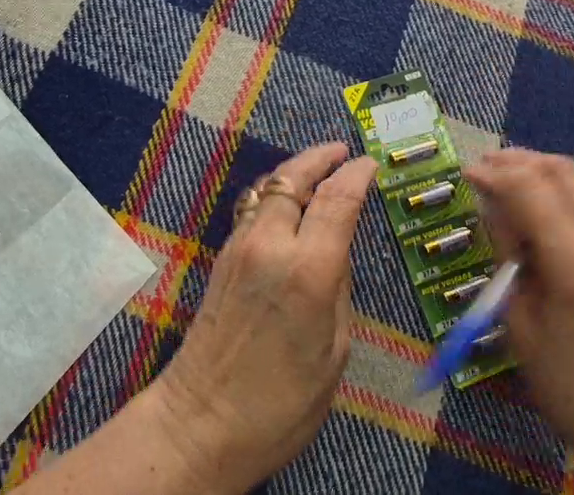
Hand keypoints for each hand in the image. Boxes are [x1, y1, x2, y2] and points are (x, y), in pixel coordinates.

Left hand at [145, 142, 379, 491]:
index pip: (337, 199)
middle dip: (320, 158)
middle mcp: (270, 244)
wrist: (202, 422)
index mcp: (308, 270)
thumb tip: (336, 251)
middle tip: (342, 152)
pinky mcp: (222, 258)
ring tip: (317, 171)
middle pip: (293, 177)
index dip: (358, 174)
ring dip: (294, 172)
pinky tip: (287, 206)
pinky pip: (252, 208)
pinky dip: (274, 194)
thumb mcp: (334, 350)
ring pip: (267, 188)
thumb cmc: (282, 403)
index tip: (371, 163)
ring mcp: (239, 247)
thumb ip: (338, 289)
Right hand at [464, 148, 573, 494]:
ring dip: (537, 172)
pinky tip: (533, 207)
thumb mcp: (521, 323)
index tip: (466, 172)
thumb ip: (507, 255)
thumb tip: (493, 208)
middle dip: (516, 161)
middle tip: (482, 168)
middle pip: (558, 170)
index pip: (528, 186)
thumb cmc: (572, 386)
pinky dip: (557, 192)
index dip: (492, 173)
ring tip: (502, 181)